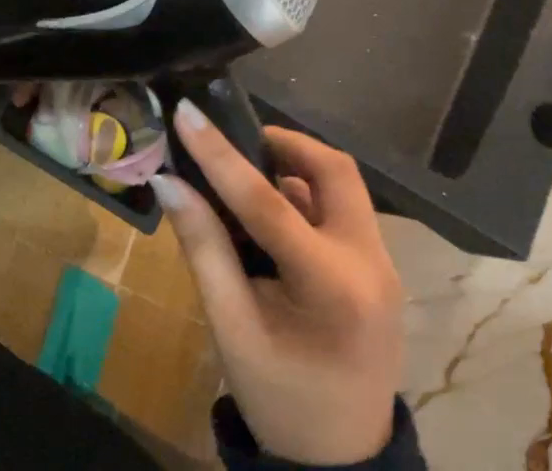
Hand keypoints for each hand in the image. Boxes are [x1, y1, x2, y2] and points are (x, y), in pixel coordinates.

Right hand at [151, 106, 403, 465]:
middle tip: (228, 137)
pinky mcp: (377, 272)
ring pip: (341, 189)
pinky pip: (341, 213)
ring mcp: (382, 267)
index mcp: (333, 286)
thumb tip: (169, 181)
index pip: (268, 201)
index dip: (220, 154)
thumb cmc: (277, 392)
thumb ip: (203, 248)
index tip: (185, 114)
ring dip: (290, 168)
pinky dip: (300, 196)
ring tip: (234, 172)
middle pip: (334, 173)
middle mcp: (371, 264)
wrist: (340, 455)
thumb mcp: (229, 323)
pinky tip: (261, 212)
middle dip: (281, 143)